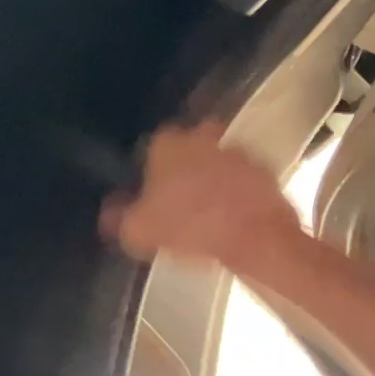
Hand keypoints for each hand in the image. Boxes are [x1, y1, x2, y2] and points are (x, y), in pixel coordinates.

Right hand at [105, 121, 300, 266]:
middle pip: (184, 151)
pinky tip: (230, 217)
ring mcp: (236, 150)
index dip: (147, 175)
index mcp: (165, 143)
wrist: (259, 239)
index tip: (149, 196)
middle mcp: (200, 136)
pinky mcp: (265, 170)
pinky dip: (236, 192)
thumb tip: (109, 214)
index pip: (147, 151)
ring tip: (205, 212)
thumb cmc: (190, 226)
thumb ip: (117, 217)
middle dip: (181, 170)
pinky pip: (241, 179)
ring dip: (210, 179)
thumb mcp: (139, 230)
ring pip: (214, 162)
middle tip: (177, 200)